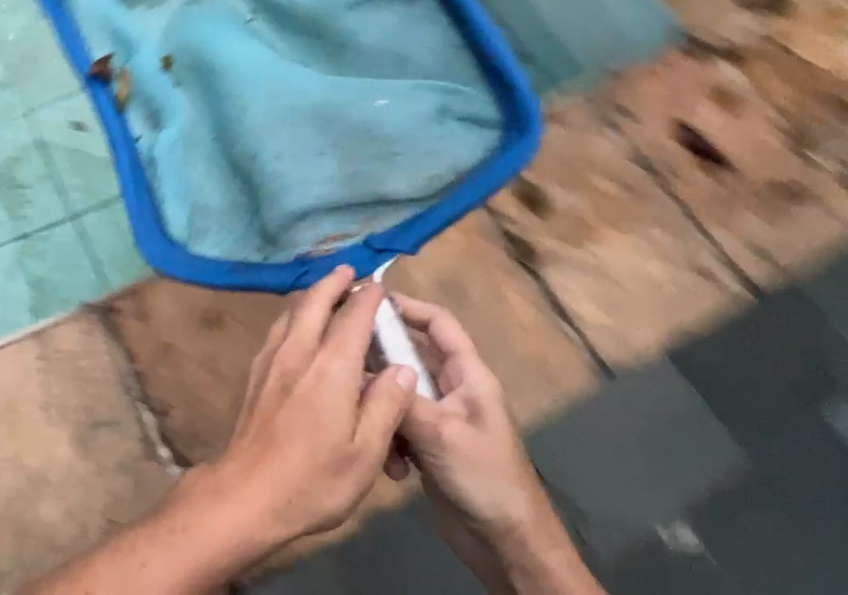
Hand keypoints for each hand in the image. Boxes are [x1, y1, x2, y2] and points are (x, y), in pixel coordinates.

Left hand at [195, 267, 420, 551]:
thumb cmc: (315, 479)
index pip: (352, 320)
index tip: (378, 284)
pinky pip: (277, 330)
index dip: (367, 299)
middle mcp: (297, 353)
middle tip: (347, 270)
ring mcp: (270, 361)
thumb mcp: (365, 452)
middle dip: (332, 284)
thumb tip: (402, 367)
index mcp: (329, 369)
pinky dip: (293, 316)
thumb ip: (386, 406)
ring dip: (309, 296)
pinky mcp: (255, 374)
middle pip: (313, 304)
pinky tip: (296, 326)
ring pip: (290, 314)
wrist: (248, 491)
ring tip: (324, 291)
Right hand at [388, 293, 604, 594]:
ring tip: (367, 424)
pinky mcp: (428, 445)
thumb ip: (400, 398)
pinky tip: (390, 467)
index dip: (406, 306)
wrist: (509, 545)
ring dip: (380, 408)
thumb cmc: (485, 479)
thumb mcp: (440, 434)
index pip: (438, 322)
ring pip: (396, 392)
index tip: (364, 301)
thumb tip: (360, 369)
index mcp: (468, 376)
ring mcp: (440, 418)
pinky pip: (396, 425)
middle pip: (407, 355)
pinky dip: (388, 439)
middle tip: (339, 358)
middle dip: (377, 360)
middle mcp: (452, 389)